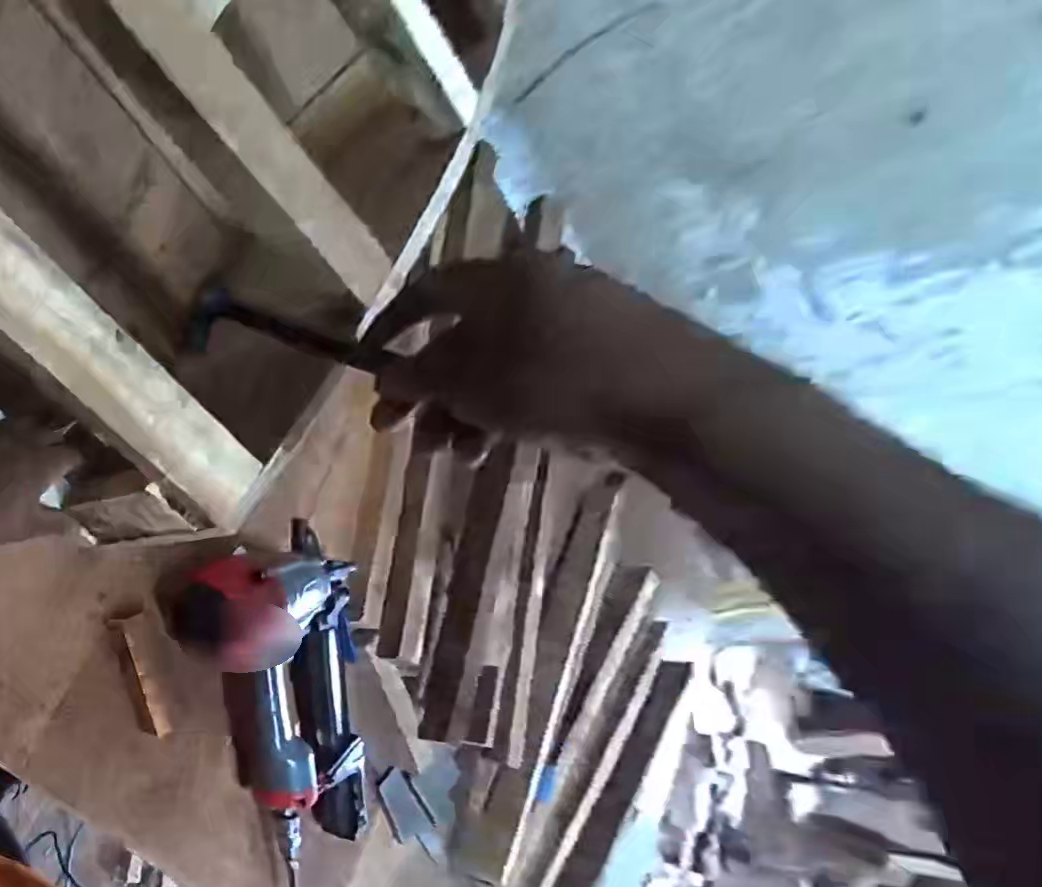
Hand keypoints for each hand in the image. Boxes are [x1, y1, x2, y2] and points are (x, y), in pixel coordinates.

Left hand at [0, 419, 82, 552]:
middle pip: (55, 432)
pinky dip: (17, 427)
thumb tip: (86, 532)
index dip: (81, 460)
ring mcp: (3, 436)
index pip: (73, 454)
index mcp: (44, 465)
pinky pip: (6, 423)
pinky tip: (16, 437)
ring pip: (31, 422)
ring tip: (46, 438)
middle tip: (68, 452)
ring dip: (42, 428)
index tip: (83, 468)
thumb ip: (61, 524)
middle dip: (64, 440)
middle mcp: (27, 444)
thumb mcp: (32, 527)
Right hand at [357, 248, 754, 450]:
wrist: (674, 401)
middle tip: (391, 427)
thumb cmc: (551, 380)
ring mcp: (570, 320)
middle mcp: (532, 289)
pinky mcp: (597, 353)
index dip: (389, 326)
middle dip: (419, 389)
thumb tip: (387, 376)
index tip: (367, 359)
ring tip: (443, 452)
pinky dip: (497, 411)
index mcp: (498, 279)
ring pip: (489, 366)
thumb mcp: (468, 382)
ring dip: (454, 411)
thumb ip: (418, 377)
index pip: (425, 292)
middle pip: (455, 339)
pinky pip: (527, 378)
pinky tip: (484, 450)